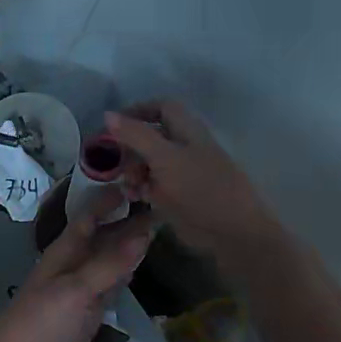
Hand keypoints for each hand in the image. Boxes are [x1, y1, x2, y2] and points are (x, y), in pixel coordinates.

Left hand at [0, 190, 152, 341]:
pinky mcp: (89, 313)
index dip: (109, 198)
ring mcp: (81, 289)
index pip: (89, 214)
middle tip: (160, 201)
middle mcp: (74, 264)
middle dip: (125, 218)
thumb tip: (144, 232)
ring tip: (159, 225)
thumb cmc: (40, 327)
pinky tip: (141, 261)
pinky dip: (126, 270)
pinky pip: (111, 282)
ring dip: (129, 243)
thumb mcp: (75, 292)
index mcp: (64, 252)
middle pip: (102, 235)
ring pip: (109, 258)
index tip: (137, 179)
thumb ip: (109, 264)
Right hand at [104, 101, 284, 264]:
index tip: (113, 126)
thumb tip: (108, 113)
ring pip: (150, 164)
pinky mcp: (181, 198)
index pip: (161, 108)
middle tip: (114, 163)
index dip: (138, 111)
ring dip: (134, 172)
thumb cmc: (200, 187)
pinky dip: (143, 189)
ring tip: (128, 187)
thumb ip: (136, 135)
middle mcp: (185, 148)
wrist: (232, 233)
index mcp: (188, 130)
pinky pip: (155, 187)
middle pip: (151, 137)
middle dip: (130, 148)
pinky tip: (135, 199)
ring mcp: (183, 174)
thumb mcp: (164, 157)